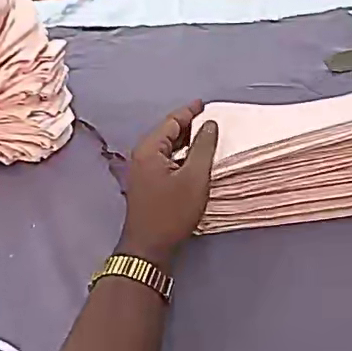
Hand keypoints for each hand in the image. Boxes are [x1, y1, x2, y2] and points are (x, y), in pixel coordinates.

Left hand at [119, 102, 218, 264]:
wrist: (149, 246)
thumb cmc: (172, 211)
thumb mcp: (195, 177)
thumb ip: (203, 147)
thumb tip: (209, 125)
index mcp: (149, 149)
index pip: (171, 122)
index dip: (189, 112)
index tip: (204, 104)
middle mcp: (142, 156)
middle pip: (167, 133)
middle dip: (188, 125)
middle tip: (209, 120)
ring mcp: (142, 171)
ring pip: (167, 148)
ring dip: (185, 142)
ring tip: (206, 138)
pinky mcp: (147, 184)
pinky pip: (166, 160)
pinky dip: (181, 156)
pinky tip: (195, 161)